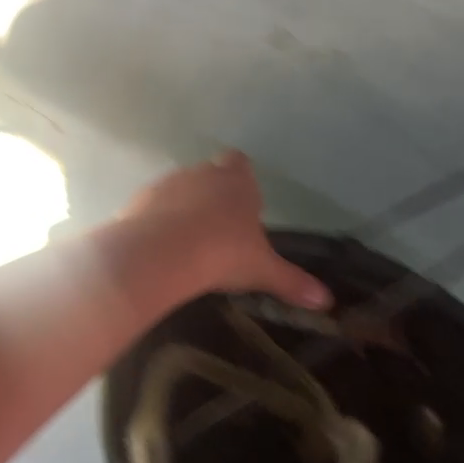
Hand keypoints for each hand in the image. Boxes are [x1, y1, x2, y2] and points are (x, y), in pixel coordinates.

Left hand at [99, 151, 330, 309]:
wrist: (161, 252)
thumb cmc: (222, 252)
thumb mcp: (262, 270)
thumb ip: (292, 281)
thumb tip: (325, 300)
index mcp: (235, 180)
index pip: (239, 163)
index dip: (241, 179)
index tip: (245, 203)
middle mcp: (199, 173)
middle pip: (207, 173)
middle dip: (212, 194)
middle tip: (219, 227)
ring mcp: (165, 183)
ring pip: (177, 188)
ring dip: (181, 207)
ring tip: (188, 240)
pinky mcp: (138, 199)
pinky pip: (151, 206)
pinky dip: (156, 220)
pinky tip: (161, 245)